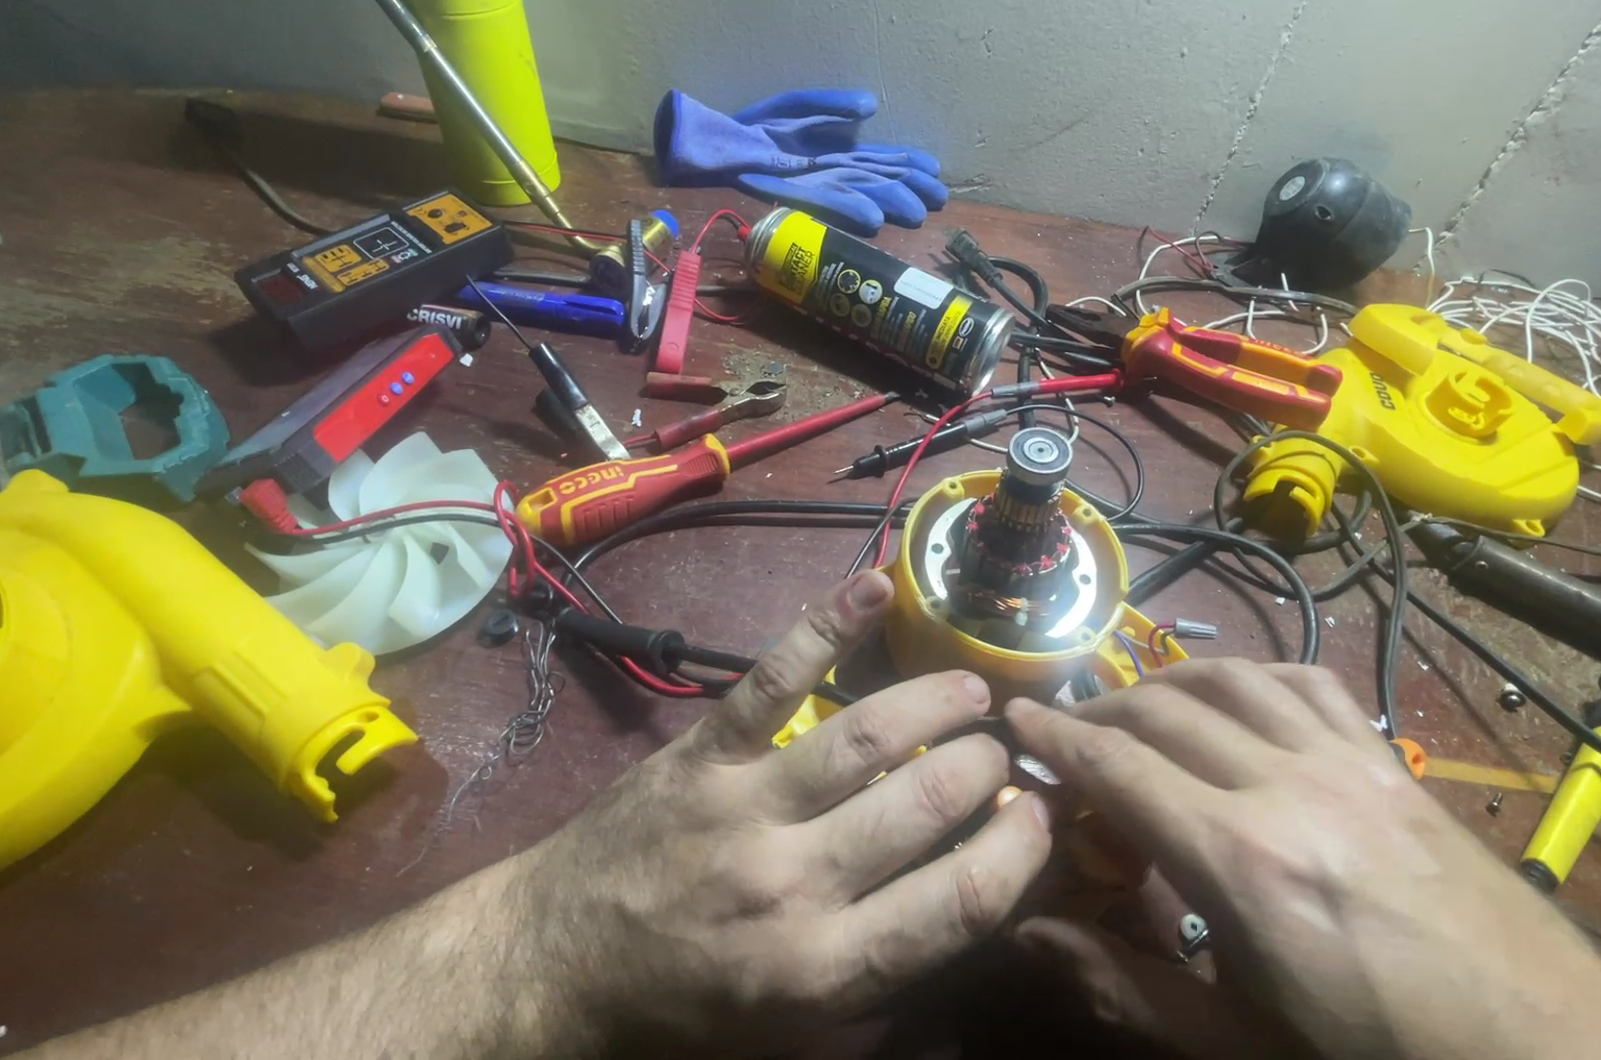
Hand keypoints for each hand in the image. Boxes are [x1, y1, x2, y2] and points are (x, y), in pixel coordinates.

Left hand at [517, 570, 1052, 1057]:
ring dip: (936, 702)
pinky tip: (876, 586)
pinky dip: (828, 624)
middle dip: (984, 766)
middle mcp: (793, 882)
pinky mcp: (704, 751)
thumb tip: (974, 899)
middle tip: (1003, 747)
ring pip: (865, 735)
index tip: (1044, 811)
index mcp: (823, 968)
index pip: (959, 901)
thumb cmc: (684, 1006)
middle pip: (923, 804)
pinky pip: (776, 678)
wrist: (556, 961)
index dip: (1020, 849)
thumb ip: (884, 976)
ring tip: (973, 690)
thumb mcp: (793, 1034)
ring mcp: (745, 804)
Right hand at [1007, 659, 1600, 1059]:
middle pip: (1160, 710)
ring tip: (1133, 703)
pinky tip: (1228, 695)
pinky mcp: (1390, 762)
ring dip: (1163, 680)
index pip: (1116, 765)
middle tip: (1065, 731)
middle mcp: (1286, 788)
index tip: (1015, 716)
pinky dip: (1248, 674)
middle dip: (1096, 710)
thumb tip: (1028, 932)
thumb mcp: (1234, 1045)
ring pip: (1228, 678)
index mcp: (1240, 862)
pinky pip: (1305, 683)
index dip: (1054, 735)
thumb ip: (1121, 983)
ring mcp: (1346, 763)